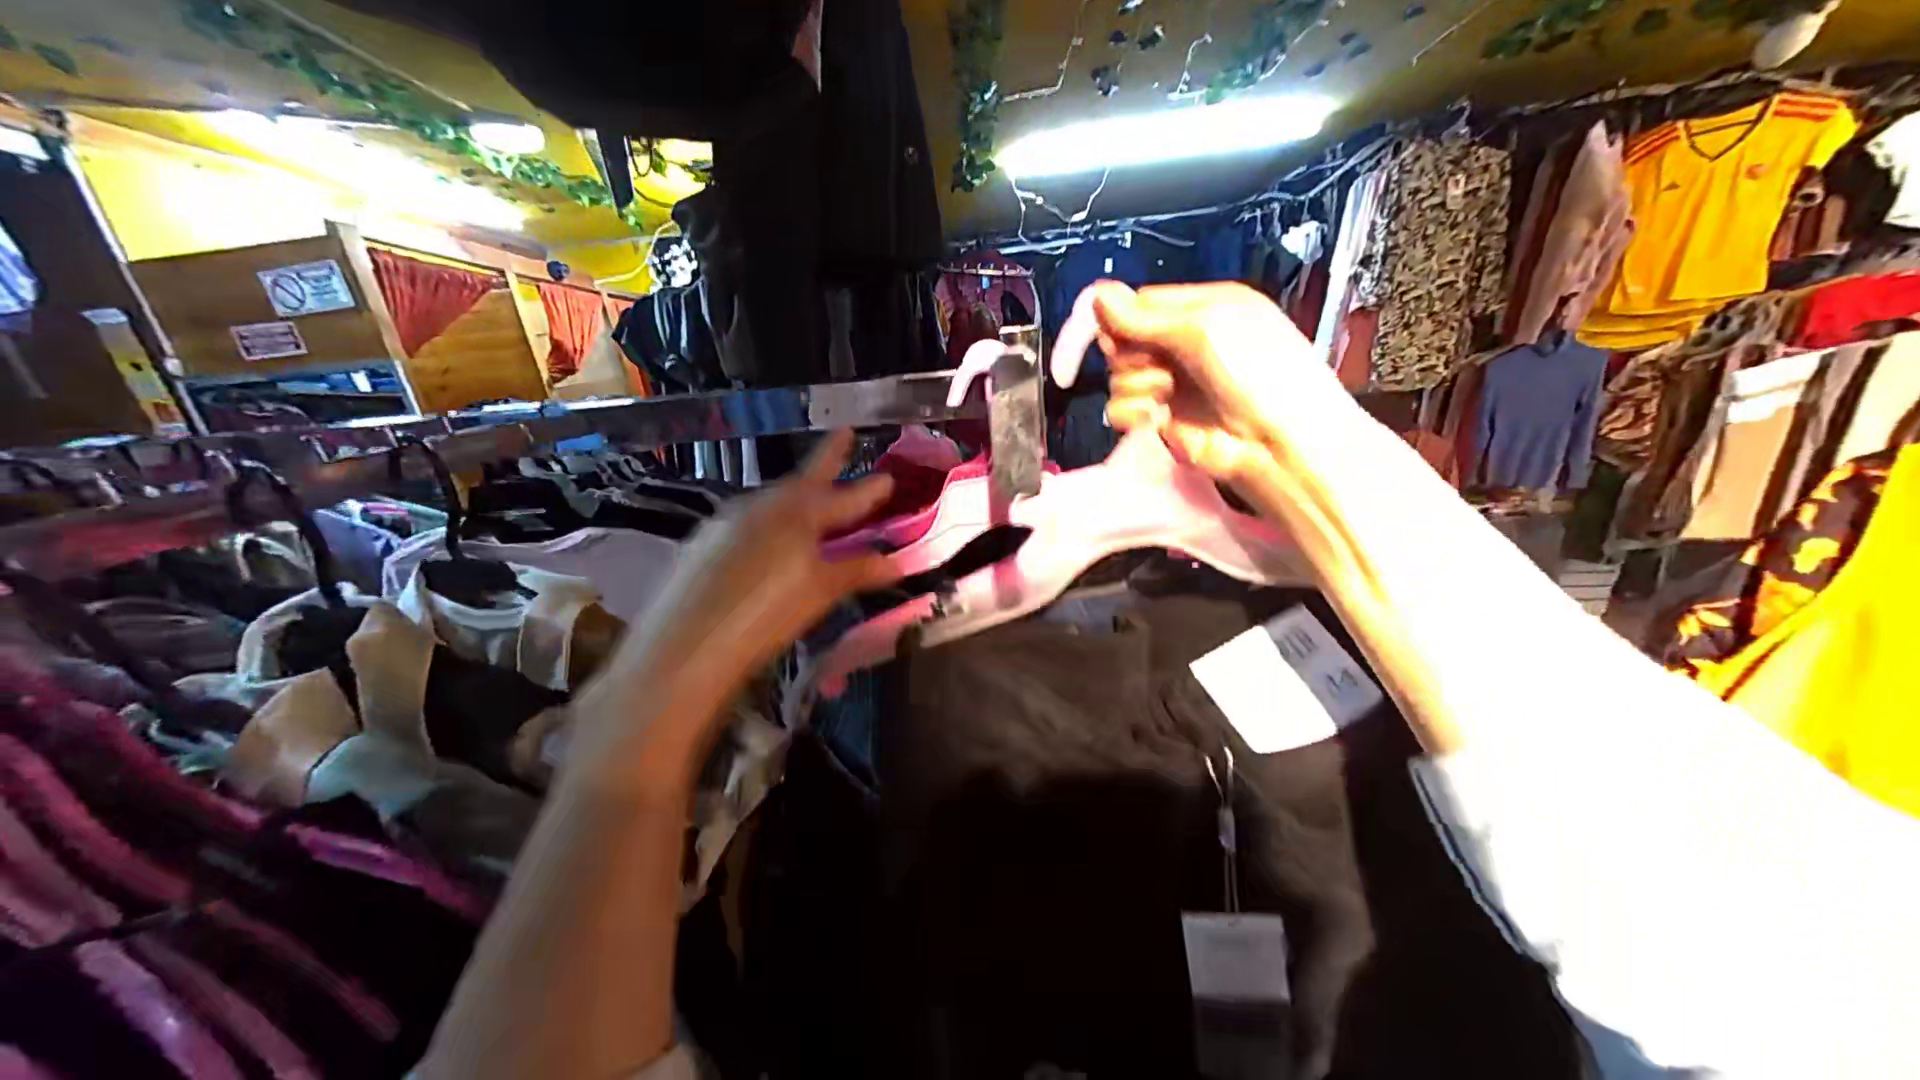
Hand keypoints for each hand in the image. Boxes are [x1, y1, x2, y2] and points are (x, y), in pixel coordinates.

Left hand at [581, 431, 896, 760]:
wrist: (685, 645)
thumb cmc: (766, 617)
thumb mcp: (820, 594)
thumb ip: (857, 571)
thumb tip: (894, 561)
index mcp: (798, 513)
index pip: (844, 495)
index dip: (869, 488)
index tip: (888, 476)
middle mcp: (762, 504)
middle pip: (803, 481)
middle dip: (826, 462)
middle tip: (843, 437)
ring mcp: (728, 518)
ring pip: (772, 499)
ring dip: (796, 495)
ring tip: (812, 502)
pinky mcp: (703, 539)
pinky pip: (747, 517)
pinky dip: (768, 519)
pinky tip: (768, 541)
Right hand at [1090, 281, 1347, 484]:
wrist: (1275, 444)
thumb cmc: (1256, 374)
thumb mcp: (1204, 329)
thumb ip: (1145, 316)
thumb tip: (1096, 295)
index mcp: (1202, 310)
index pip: (1141, 303)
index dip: (1123, 317)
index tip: (1114, 330)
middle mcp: (1183, 345)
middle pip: (1124, 340)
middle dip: (1131, 352)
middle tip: (1156, 363)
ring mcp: (1171, 385)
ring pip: (1119, 375)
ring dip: (1135, 384)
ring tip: (1165, 393)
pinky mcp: (1160, 420)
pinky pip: (1120, 409)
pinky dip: (1130, 412)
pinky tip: (1152, 417)